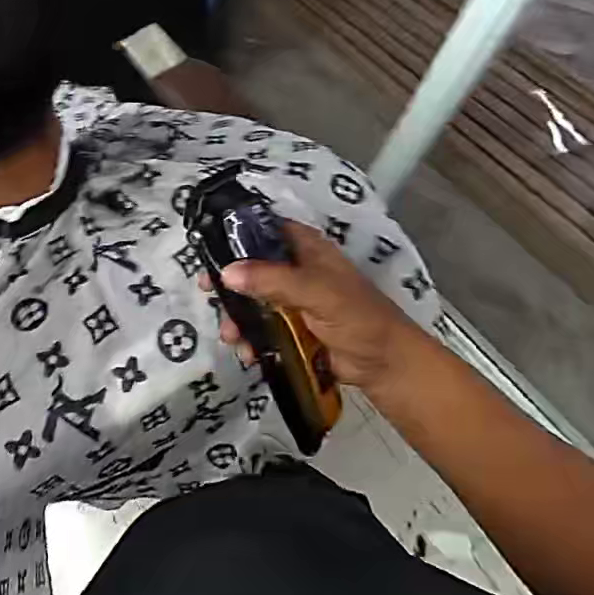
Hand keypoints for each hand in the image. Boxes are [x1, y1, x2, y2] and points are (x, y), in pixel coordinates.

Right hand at [201, 221, 422, 393]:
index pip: (265, 229)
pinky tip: (248, 353)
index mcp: (305, 248)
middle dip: (229, 282)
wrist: (384, 365)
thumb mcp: (316, 292)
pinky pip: (260, 328)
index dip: (236, 234)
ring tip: (231, 336)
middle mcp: (294, 269)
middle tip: (209, 292)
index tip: (210, 248)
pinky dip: (250, 339)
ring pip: (251, 300)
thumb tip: (227, 273)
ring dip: (237, 317)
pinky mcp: (289, 329)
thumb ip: (272, 280)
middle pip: (250, 266)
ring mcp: (290, 300)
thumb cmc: (358, 317)